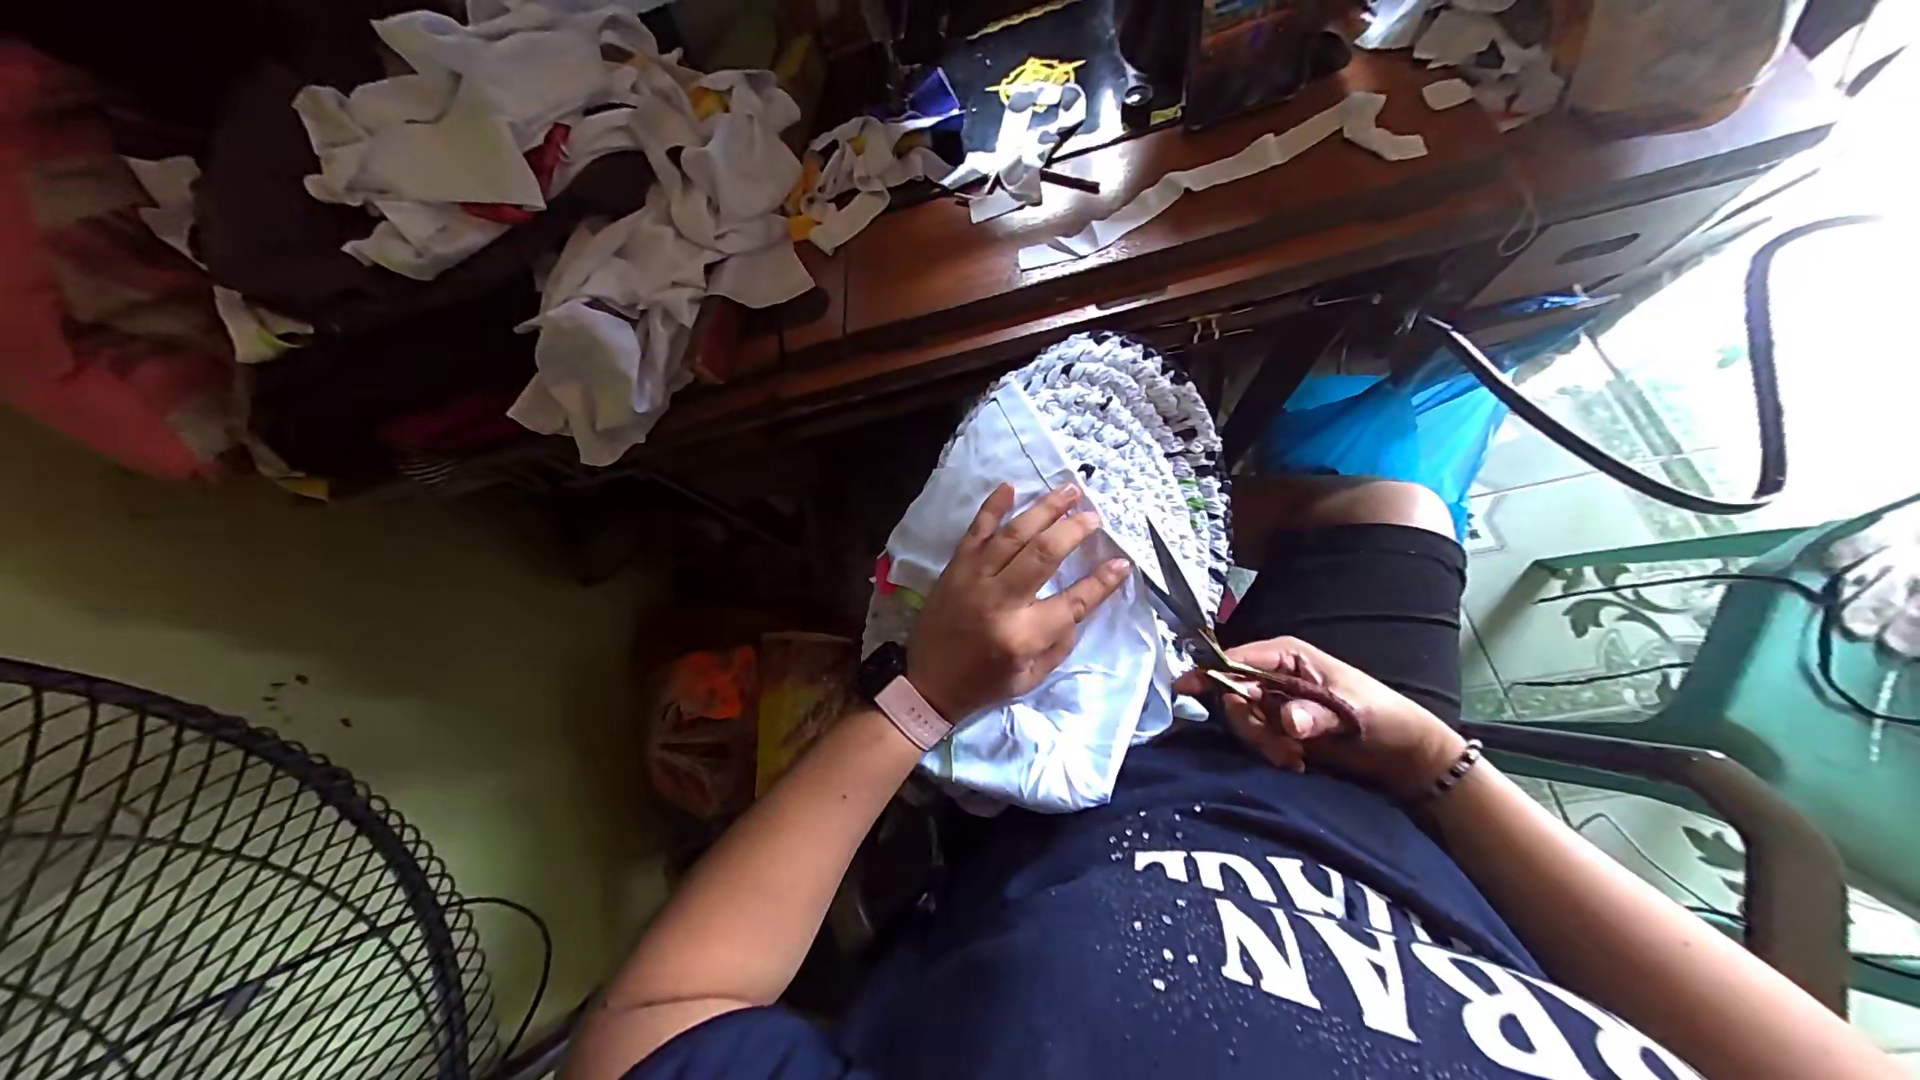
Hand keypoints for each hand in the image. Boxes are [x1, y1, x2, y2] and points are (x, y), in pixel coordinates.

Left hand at [906, 483, 1132, 721]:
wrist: (927, 684)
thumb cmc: (984, 682)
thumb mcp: (1031, 677)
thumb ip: (1060, 641)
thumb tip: (1081, 601)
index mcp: (1022, 635)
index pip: (1074, 602)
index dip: (1102, 581)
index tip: (1123, 562)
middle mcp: (1000, 601)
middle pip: (1044, 554)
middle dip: (1074, 530)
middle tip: (1094, 515)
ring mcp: (973, 580)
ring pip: (1014, 535)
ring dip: (1044, 509)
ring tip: (1069, 490)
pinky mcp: (954, 569)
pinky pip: (975, 531)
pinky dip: (992, 507)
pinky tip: (1010, 487)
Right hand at [1173, 636, 1466, 800]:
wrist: (1403, 754)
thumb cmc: (1383, 717)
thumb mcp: (1353, 712)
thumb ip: (1316, 714)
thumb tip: (1285, 720)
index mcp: (1285, 656)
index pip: (1236, 659)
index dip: (1210, 673)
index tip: (1186, 689)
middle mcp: (1271, 674)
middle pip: (1231, 693)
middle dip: (1249, 724)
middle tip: (1280, 750)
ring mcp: (1271, 700)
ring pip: (1240, 718)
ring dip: (1261, 742)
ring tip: (1294, 759)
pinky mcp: (1274, 726)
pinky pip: (1253, 737)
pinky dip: (1268, 752)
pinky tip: (1294, 762)